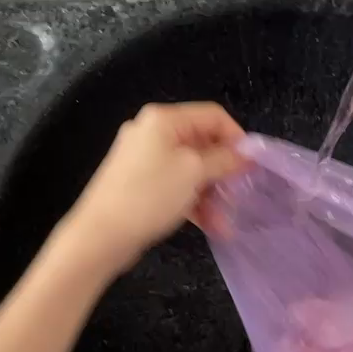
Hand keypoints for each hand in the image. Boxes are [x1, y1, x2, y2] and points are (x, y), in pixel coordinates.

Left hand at [57, 103, 246, 273]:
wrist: (100, 235)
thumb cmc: (149, 195)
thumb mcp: (193, 173)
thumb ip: (224, 159)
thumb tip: (248, 151)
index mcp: (163, 119)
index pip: (212, 116)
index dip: (237, 137)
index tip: (252, 165)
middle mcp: (152, 133)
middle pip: (202, 144)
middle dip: (223, 172)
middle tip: (240, 195)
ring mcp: (144, 160)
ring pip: (191, 170)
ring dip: (211, 194)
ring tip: (225, 223)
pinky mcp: (140, 185)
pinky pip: (175, 186)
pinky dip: (193, 203)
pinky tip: (210, 227)